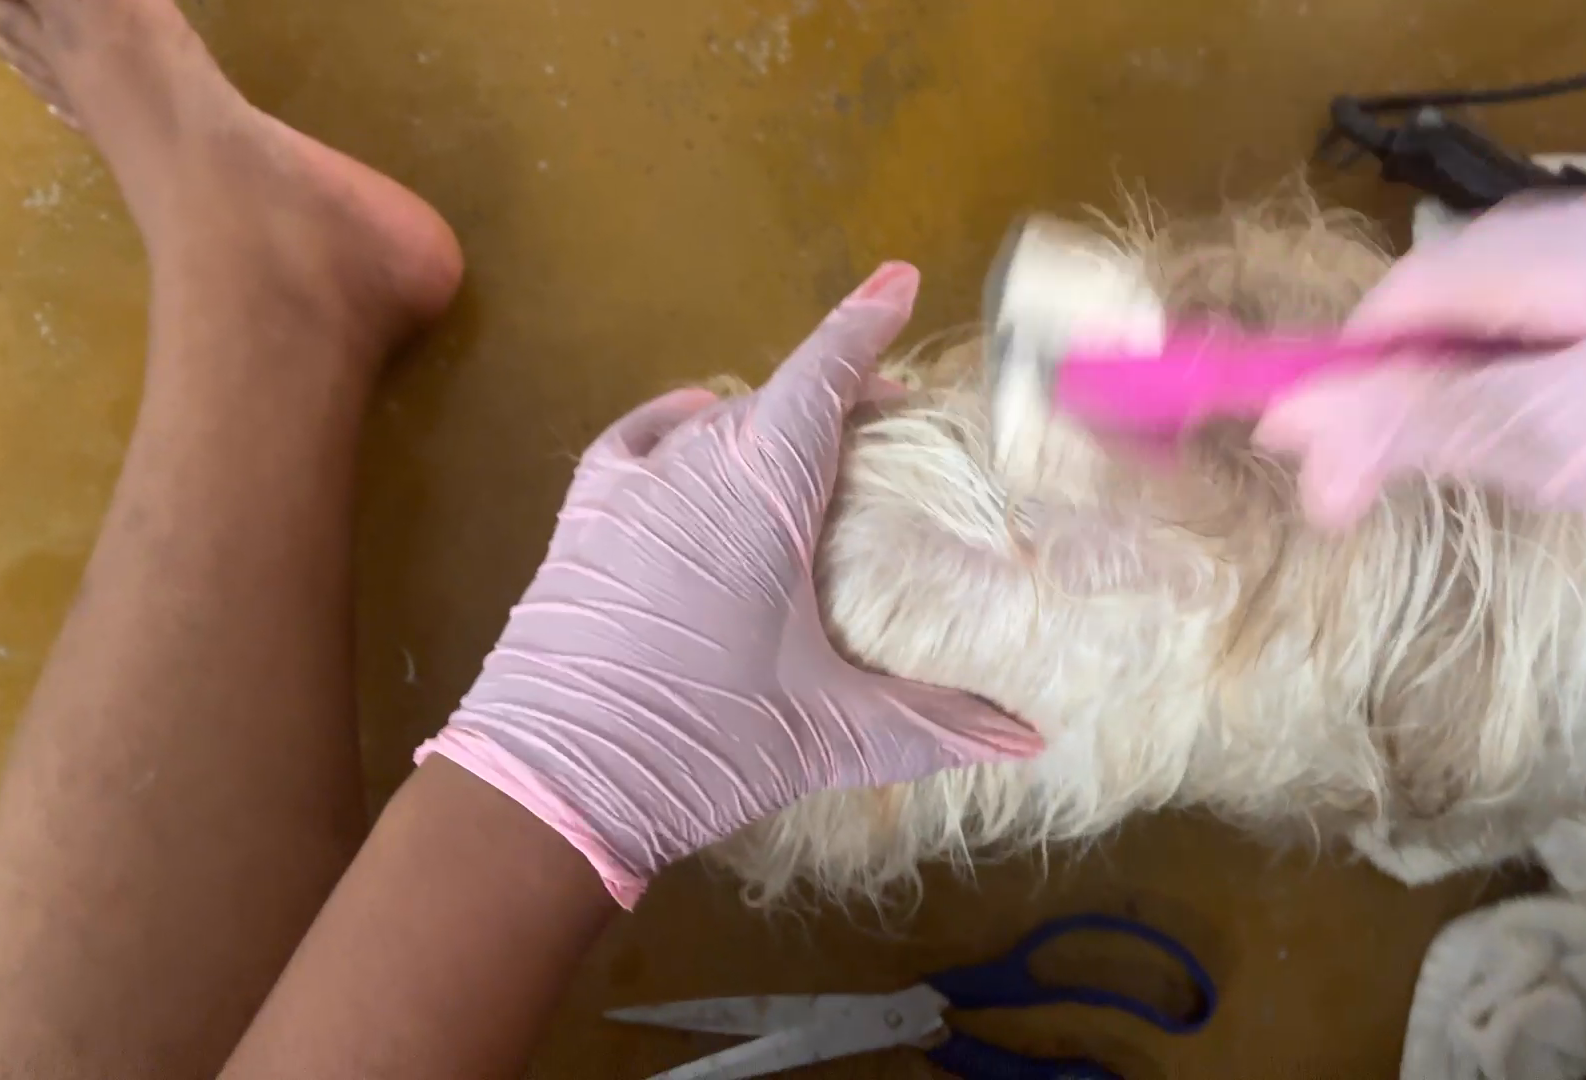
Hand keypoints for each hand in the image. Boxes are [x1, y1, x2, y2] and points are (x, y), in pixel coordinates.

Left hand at [419, 263, 1041, 906]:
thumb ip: (937, 726)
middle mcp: (694, 465)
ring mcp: (631, 484)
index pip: (822, 378)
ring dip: (772, 417)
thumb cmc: (704, 743)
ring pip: (718, 420)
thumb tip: (1032, 740)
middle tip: (886, 419)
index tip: (896, 281)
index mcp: (762, 492)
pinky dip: (681, 423)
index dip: (863, 324)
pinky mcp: (585, 512)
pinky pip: (642, 437)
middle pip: (781, 398)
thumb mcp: (831, 734)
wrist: (554, 785)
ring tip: (810, 445)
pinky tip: (696, 428)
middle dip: (838, 391)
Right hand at [1256, 178, 1585, 614]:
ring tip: (1455, 467)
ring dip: (1455, 399)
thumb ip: (1418, 419)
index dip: (1350, 360)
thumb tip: (1283, 421)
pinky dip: (1519, 400)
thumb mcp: (1571, 446)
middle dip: (1401, 387)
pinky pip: (1568, 349)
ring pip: (1510, 330)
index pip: (1423, 281)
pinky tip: (1533, 445)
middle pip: (1463, 300)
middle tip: (1364, 483)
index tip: (1315, 452)